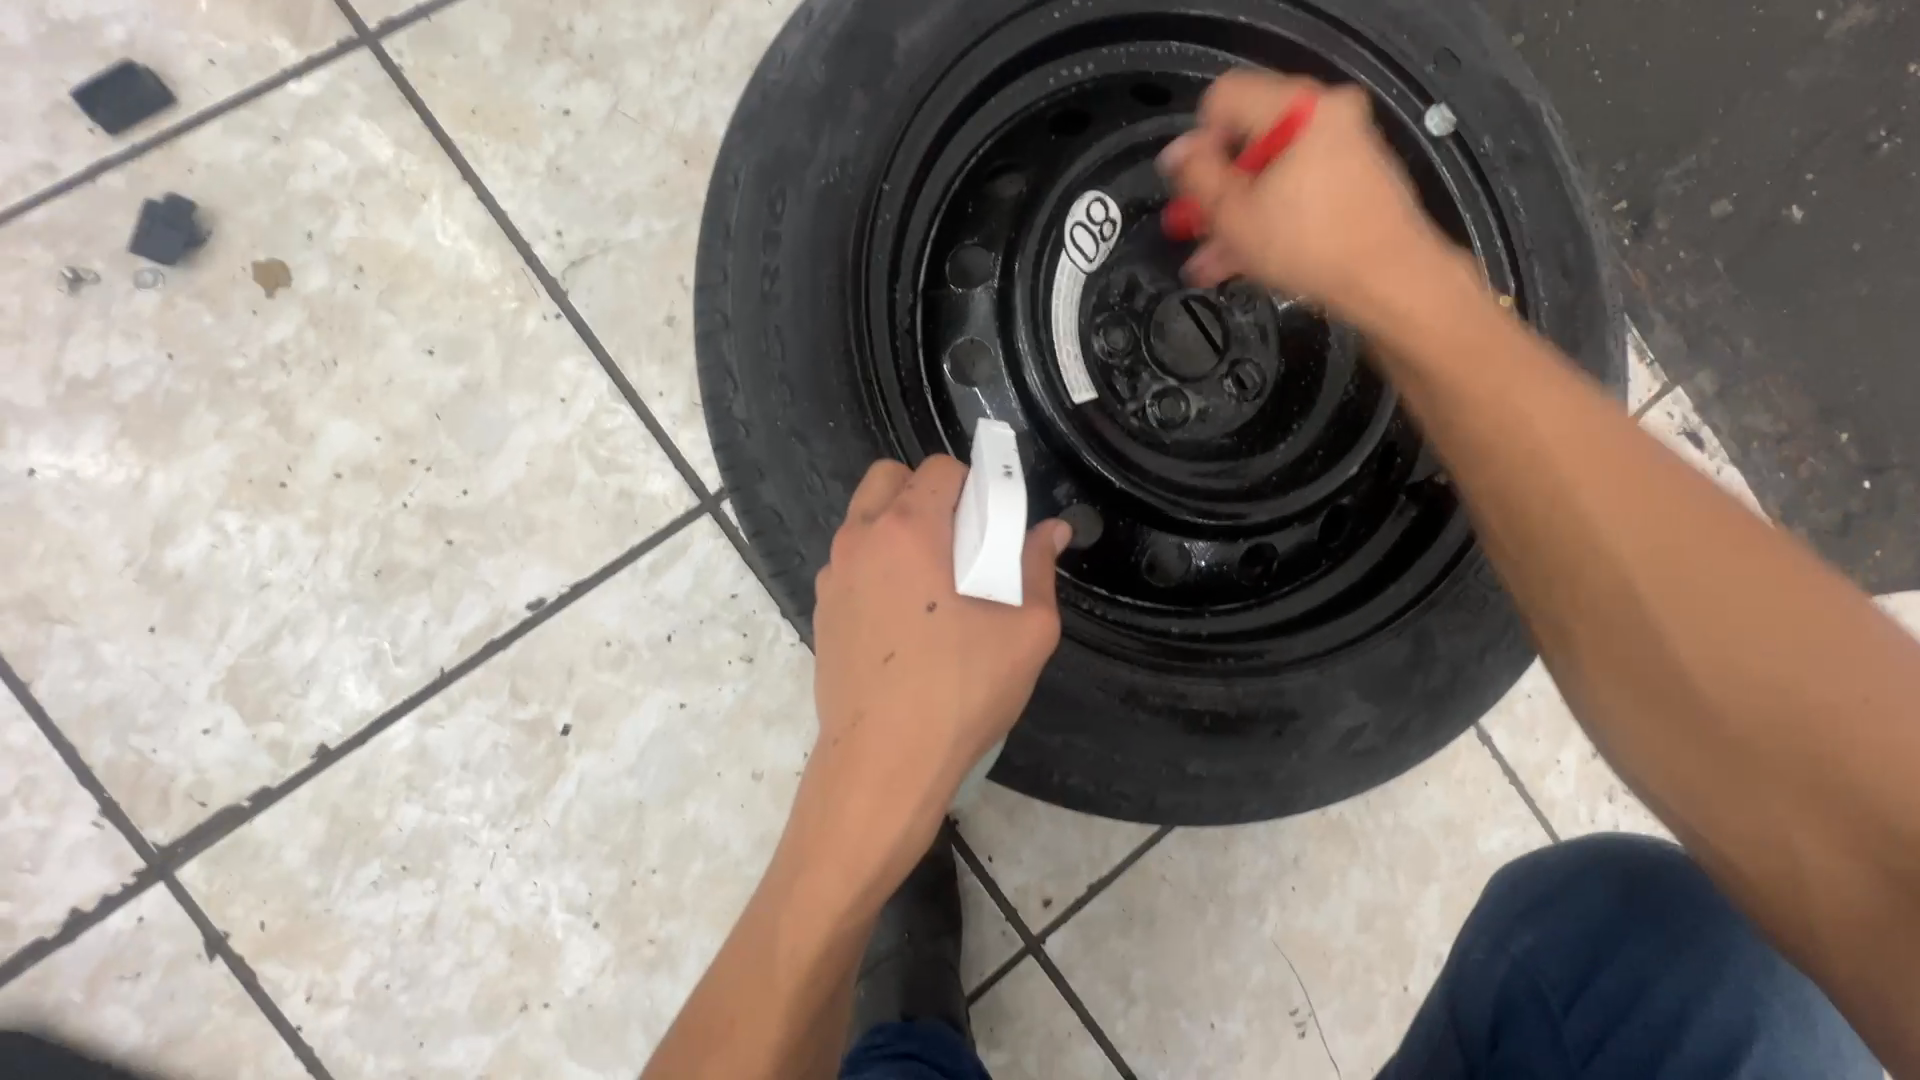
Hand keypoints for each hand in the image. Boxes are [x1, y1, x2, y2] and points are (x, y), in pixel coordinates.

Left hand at [799, 456, 1070, 874]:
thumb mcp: (1026, 631)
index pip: (938, 469)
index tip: (991, 521)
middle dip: (926, 493)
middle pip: (888, 478)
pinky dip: (877, 565)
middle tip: (961, 540)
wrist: (883, 763)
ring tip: (933, 581)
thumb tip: (1051, 532)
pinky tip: (904, 617)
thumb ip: (1038, 569)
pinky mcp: (821, 610)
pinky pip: (851, 563)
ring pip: (864, 520)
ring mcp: (833, 576)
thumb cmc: (960, 693)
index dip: (973, 483)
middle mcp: (861, 540)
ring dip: (898, 528)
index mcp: (909, 531)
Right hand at [1157, 71, 1472, 326]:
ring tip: (1211, 259)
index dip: (1198, 143)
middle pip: (1249, 141)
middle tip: (1194, 226)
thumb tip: (1178, 155)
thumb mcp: (1233, 215)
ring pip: (1271, 174)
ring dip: (1237, 215)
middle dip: (1216, 191)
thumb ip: (1196, 177)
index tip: (1190, 186)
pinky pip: (1296, 189)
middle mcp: (1326, 115)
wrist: (1386, 280)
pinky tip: (1242, 259)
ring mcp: (1345, 146)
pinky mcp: (1355, 179)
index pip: (1224, 99)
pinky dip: (1269, 218)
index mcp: (1298, 108)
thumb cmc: (1312, 246)